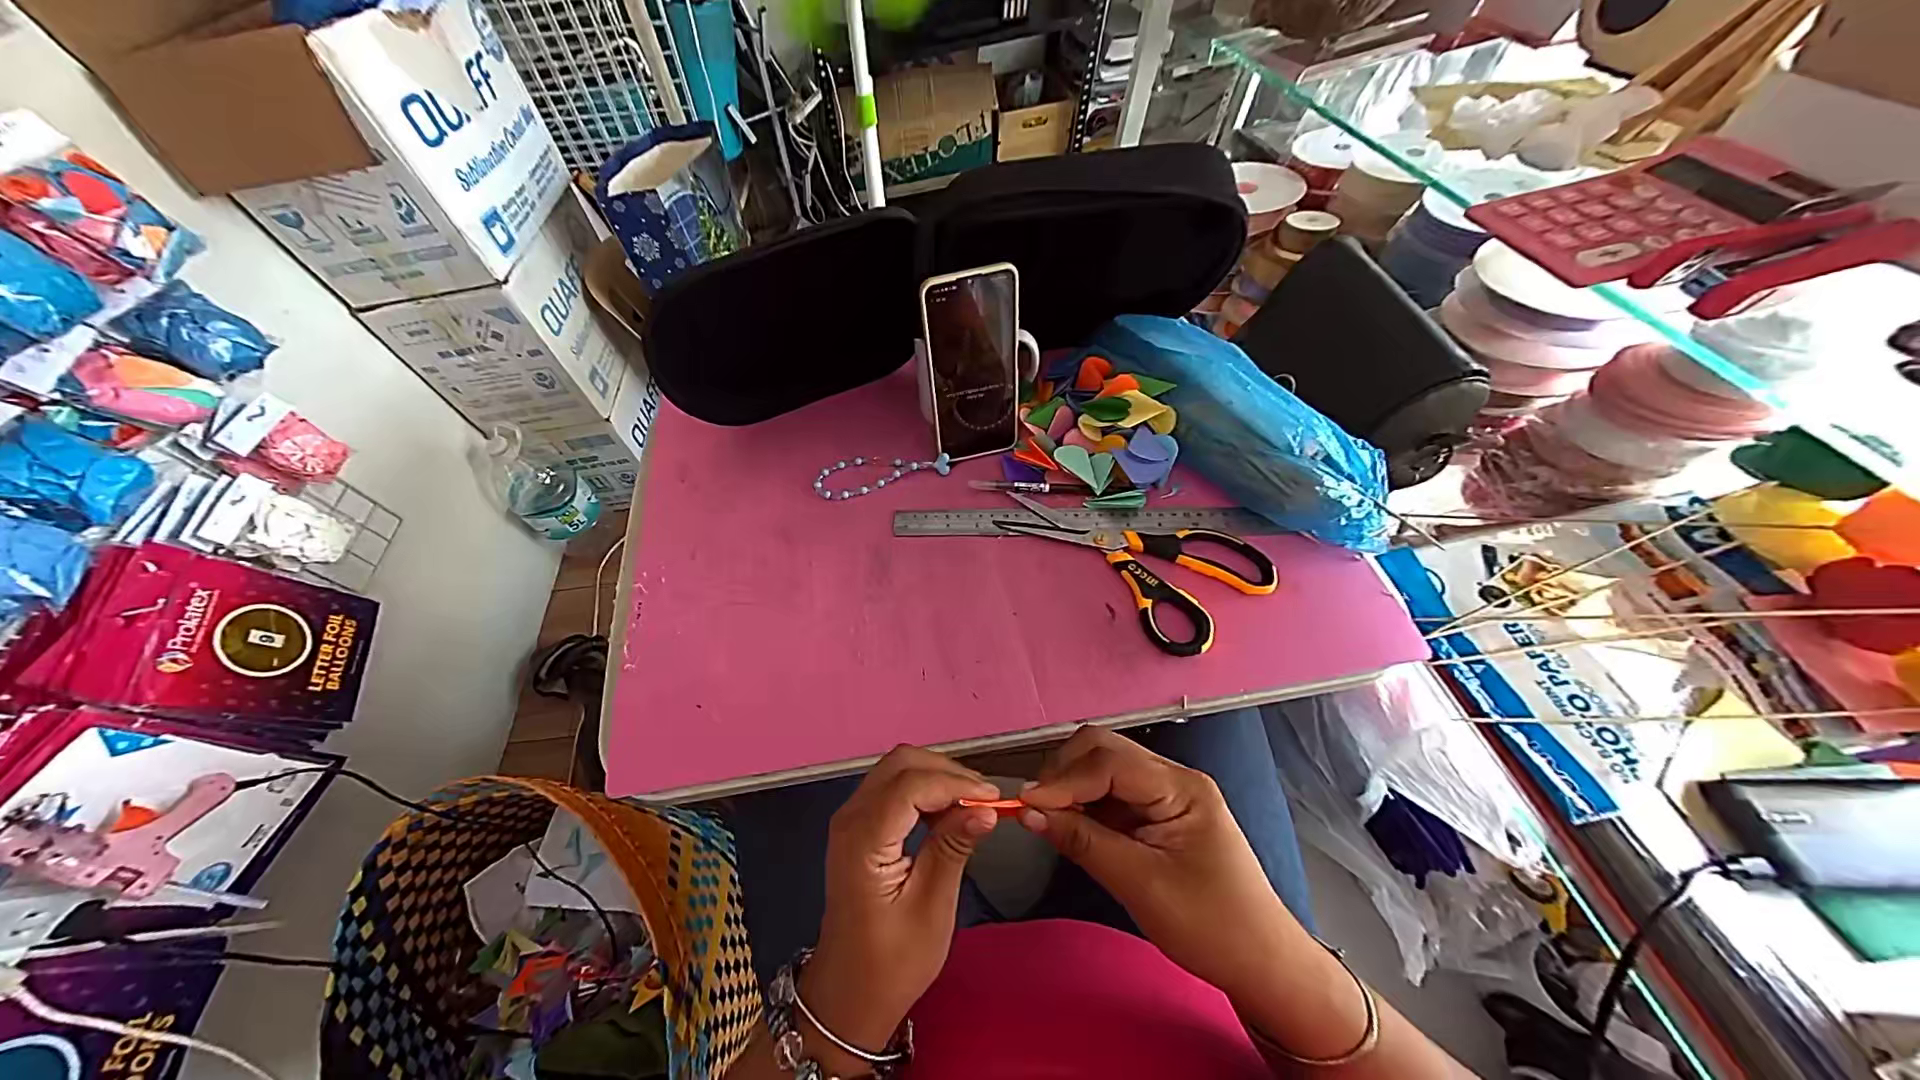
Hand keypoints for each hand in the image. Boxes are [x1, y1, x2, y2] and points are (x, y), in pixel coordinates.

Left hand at [801, 746, 998, 1064]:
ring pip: (897, 768)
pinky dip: (924, 788)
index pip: (910, 785)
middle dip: (947, 772)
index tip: (994, 799)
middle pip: (901, 763)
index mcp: (863, 840)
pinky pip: (893, 786)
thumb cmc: (890, 963)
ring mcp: (851, 818)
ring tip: (972, 805)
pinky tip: (948, 812)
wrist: (848, 993)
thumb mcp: (931, 910)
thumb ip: (953, 849)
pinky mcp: (859, 825)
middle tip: (984, 799)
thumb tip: (985, 809)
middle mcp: (850, 818)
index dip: (955, 783)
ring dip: (937, 776)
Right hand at [1018, 727, 1309, 1001]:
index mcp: (1180, 786)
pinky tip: (1068, 824)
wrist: (1260, 961)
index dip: (1062, 780)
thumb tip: (1028, 812)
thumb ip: (1082, 842)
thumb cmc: (1210, 926)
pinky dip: (1081, 802)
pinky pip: (1107, 792)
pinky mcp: (1154, 812)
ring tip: (1047, 818)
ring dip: (1070, 786)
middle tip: (1034, 810)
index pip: (1109, 762)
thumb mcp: (1140, 885)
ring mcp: (1163, 792)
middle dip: (1063, 772)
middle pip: (1103, 749)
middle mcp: (1171, 777)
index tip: (1023, 804)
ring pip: (1101, 765)